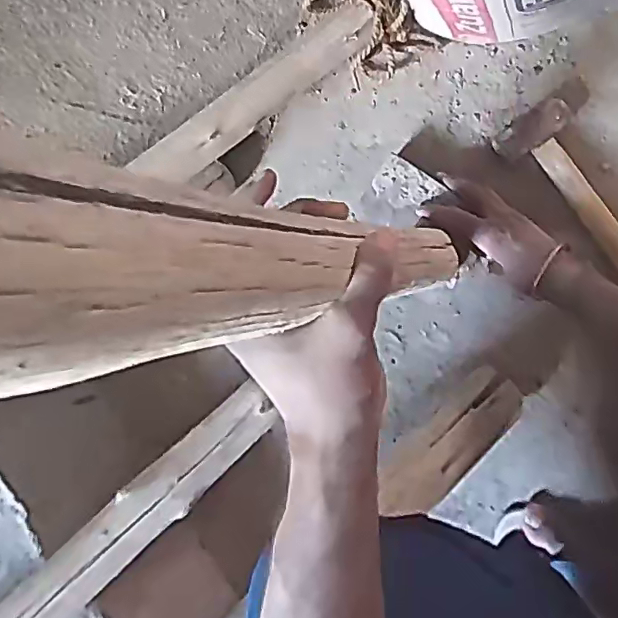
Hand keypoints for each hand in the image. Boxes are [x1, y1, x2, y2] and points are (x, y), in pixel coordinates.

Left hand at [227, 169, 393, 450]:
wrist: (338, 436)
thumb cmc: (328, 389)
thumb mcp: (349, 330)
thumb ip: (366, 281)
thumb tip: (381, 238)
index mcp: (245, 308)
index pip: (236, 244)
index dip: (249, 208)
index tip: (268, 181)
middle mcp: (252, 307)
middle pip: (266, 245)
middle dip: (297, 219)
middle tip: (333, 211)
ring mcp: (275, 315)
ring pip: (288, 260)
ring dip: (314, 236)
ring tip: (343, 222)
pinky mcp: (297, 323)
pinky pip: (306, 278)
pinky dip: (325, 258)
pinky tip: (347, 246)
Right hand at [418, 177, 563, 295]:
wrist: (560, 273)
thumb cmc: (527, 277)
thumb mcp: (499, 271)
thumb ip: (485, 258)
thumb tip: (478, 254)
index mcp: (489, 231)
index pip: (457, 217)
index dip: (438, 213)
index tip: (423, 208)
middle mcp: (500, 218)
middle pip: (476, 194)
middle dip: (458, 184)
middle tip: (444, 177)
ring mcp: (514, 217)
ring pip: (488, 198)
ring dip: (473, 191)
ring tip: (461, 189)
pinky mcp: (525, 222)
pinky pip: (498, 206)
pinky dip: (486, 202)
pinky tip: (484, 210)